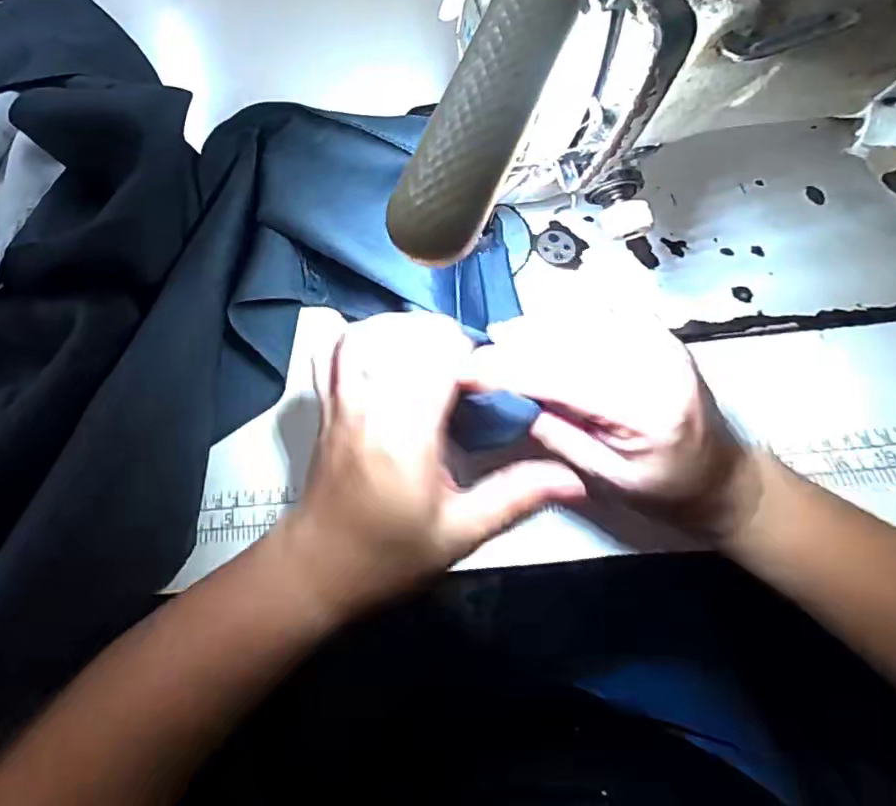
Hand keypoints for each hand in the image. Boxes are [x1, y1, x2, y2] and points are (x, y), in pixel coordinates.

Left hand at [276, 313, 586, 616]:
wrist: (321, 564)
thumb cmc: (391, 554)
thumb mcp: (460, 532)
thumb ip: (515, 496)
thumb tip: (574, 478)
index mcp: (405, 434)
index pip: (439, 362)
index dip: (473, 359)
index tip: (492, 383)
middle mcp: (368, 406)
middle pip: (401, 338)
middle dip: (442, 340)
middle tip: (468, 367)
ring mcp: (339, 401)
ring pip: (364, 337)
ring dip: (400, 331)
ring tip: (429, 351)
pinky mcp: (325, 405)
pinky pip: (331, 354)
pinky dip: (357, 339)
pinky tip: (383, 348)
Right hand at [464, 311, 762, 543]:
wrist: (723, 474)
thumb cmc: (663, 487)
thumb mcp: (603, 476)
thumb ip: (551, 431)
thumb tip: (498, 396)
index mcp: (646, 407)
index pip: (556, 375)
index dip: (502, 370)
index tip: (460, 372)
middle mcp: (655, 360)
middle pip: (559, 339)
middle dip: (507, 346)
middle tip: (471, 359)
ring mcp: (656, 337)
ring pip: (570, 318)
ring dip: (526, 330)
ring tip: (496, 346)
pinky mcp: (651, 327)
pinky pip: (589, 311)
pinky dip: (553, 320)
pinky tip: (533, 335)